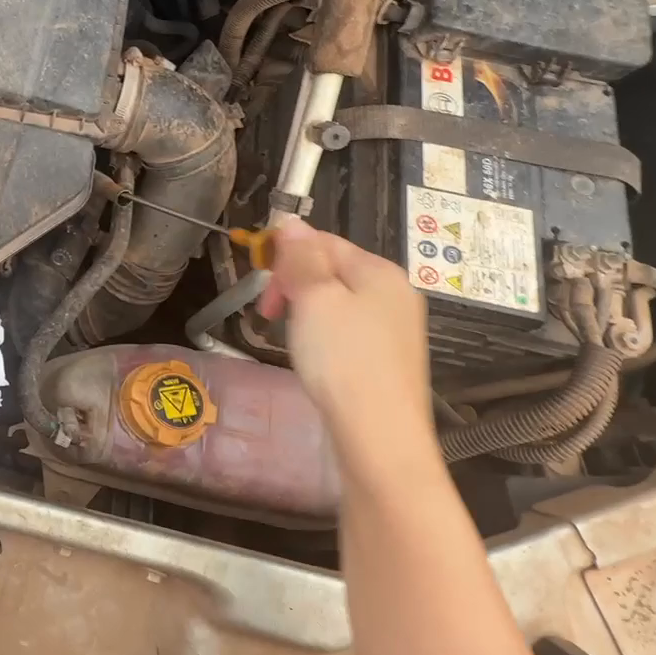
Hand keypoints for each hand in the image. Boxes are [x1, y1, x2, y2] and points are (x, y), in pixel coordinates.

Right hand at [256, 220, 434, 475]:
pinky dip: (322, 331)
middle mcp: (394, 292)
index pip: (323, 241)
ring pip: (336, 298)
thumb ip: (302, 257)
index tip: (260, 286)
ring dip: (304, 307)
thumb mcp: (314, 299)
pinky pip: (347, 326)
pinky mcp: (388, 356)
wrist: (378, 432)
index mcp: (379, 271)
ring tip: (289, 333)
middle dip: (293, 282)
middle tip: (270, 312)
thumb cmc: (341, 359)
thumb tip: (291, 222)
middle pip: (331, 268)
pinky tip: (313, 353)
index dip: (285, 256)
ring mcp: (395, 326)